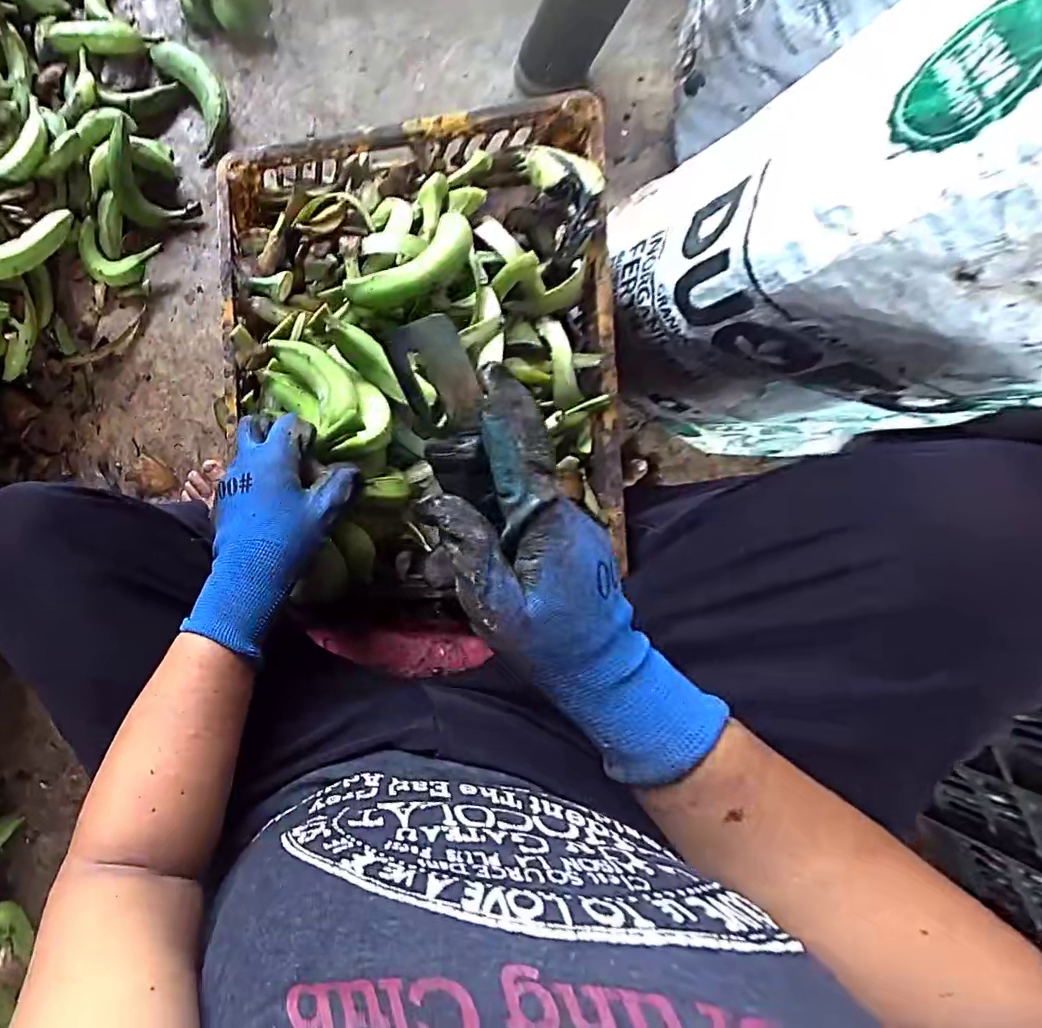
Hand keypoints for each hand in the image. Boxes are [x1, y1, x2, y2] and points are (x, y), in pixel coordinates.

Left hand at [181, 413, 358, 662]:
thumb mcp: (323, 513)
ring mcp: (229, 477)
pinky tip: (264, 505)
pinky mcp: (221, 498)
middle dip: (273, 431)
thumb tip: (353, 471)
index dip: (307, 435)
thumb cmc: (288, 538)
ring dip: (262, 457)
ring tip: (281, 486)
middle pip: (254, 424)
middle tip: (291, 455)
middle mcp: (247, 458)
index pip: (291, 423)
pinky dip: (251, 478)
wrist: (246, 573)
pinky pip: (237, 475)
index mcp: (273, 454)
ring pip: (244, 451)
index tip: (315, 461)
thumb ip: (340, 485)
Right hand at [420, 366, 727, 785]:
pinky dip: (490, 505)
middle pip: (512, 461)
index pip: (524, 452)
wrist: (602, 670)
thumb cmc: (548, 643)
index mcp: (546, 521)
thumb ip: (471, 550)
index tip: (490, 371)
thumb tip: (439, 501)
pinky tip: (467, 528)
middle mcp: (560, 510)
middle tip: (441, 446)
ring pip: (513, 484)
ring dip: (477, 481)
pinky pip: (519, 506)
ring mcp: (564, 520)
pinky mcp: (560, 534)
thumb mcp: (497, 607)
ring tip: (448, 494)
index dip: (505, 410)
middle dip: (474, 448)